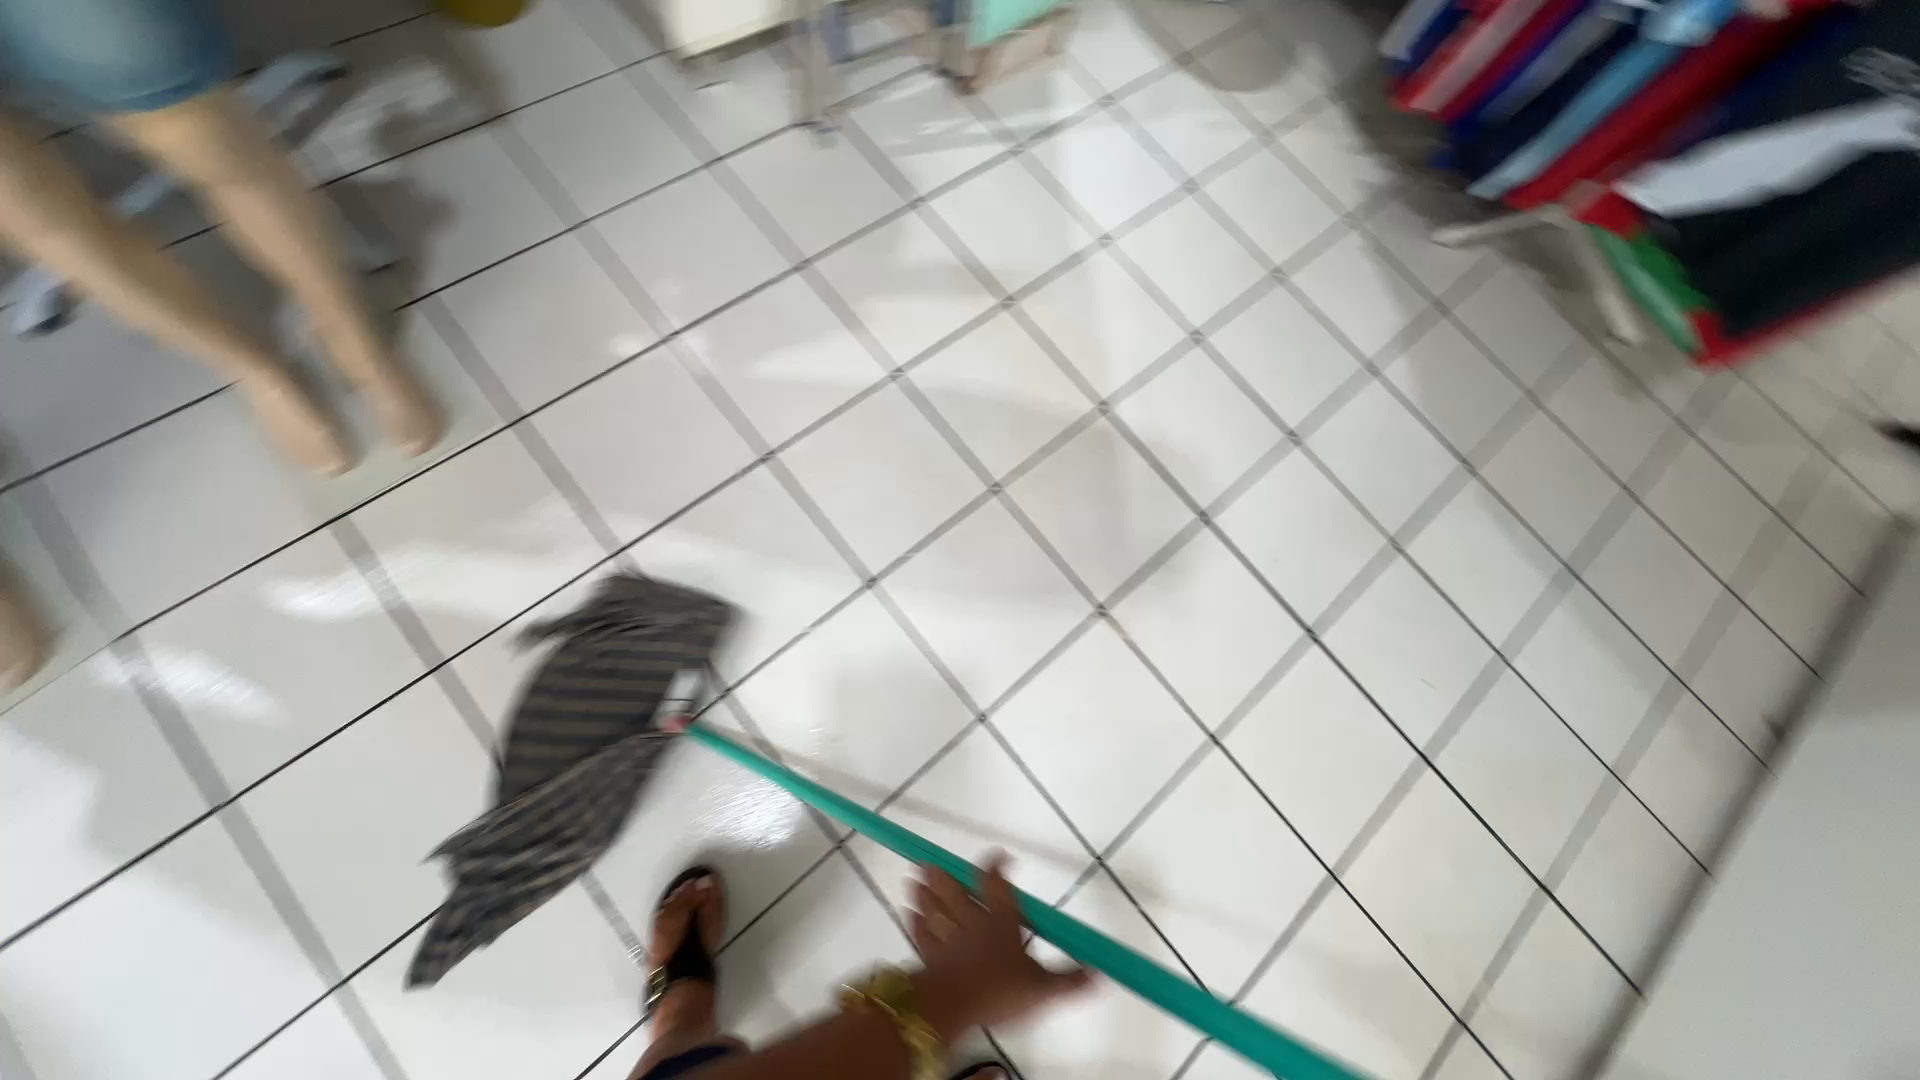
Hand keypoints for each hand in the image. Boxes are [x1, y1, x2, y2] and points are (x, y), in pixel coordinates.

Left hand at [905, 852, 1094, 1038]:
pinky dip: (914, 922)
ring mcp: (946, 937)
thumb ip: (1070, 980)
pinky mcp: (928, 955)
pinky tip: (907, 913)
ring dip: (924, 893)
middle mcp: (972, 922)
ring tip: (914, 878)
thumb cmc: (1000, 989)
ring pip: (934, 908)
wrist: (955, 1004)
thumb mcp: (1043, 989)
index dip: (996, 866)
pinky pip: (919, 934)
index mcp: (1000, 921)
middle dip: (945, 876)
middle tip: (929, 861)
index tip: (1000, 856)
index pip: (997, 884)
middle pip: (956, 892)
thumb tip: (1100, 975)